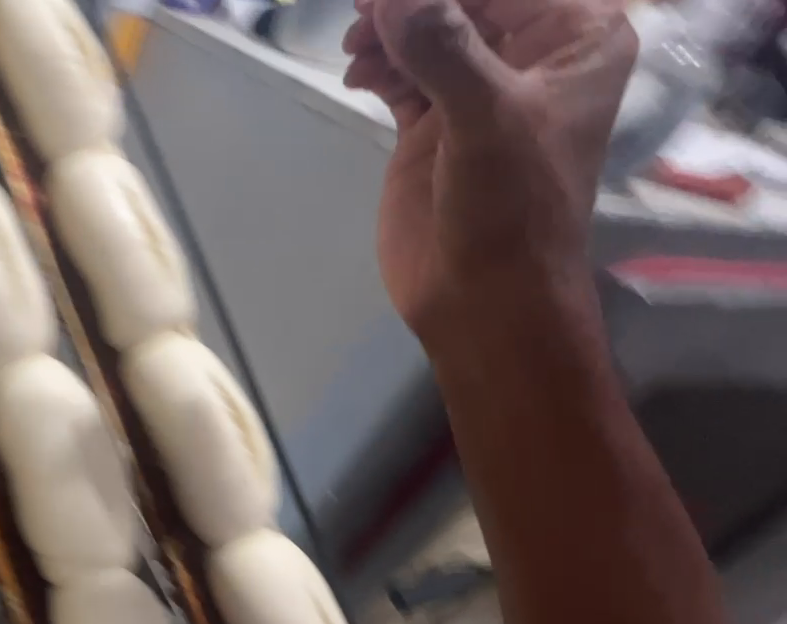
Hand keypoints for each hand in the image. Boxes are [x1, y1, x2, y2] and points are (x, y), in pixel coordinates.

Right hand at [341, 0, 637, 338]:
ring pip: (428, 41)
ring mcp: (474, 99)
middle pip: (463, 8)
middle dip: (410, 6)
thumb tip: (393, 0)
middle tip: (359, 12)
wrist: (480, 291)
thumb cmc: (508, 206)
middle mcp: (528, 60)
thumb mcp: (486, 119)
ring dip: (389, 36)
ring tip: (353, 46)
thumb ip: (443, 52)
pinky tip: (357, 74)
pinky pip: (405, 81)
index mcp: (573, 40)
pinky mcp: (432, 134)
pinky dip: (380, 70)